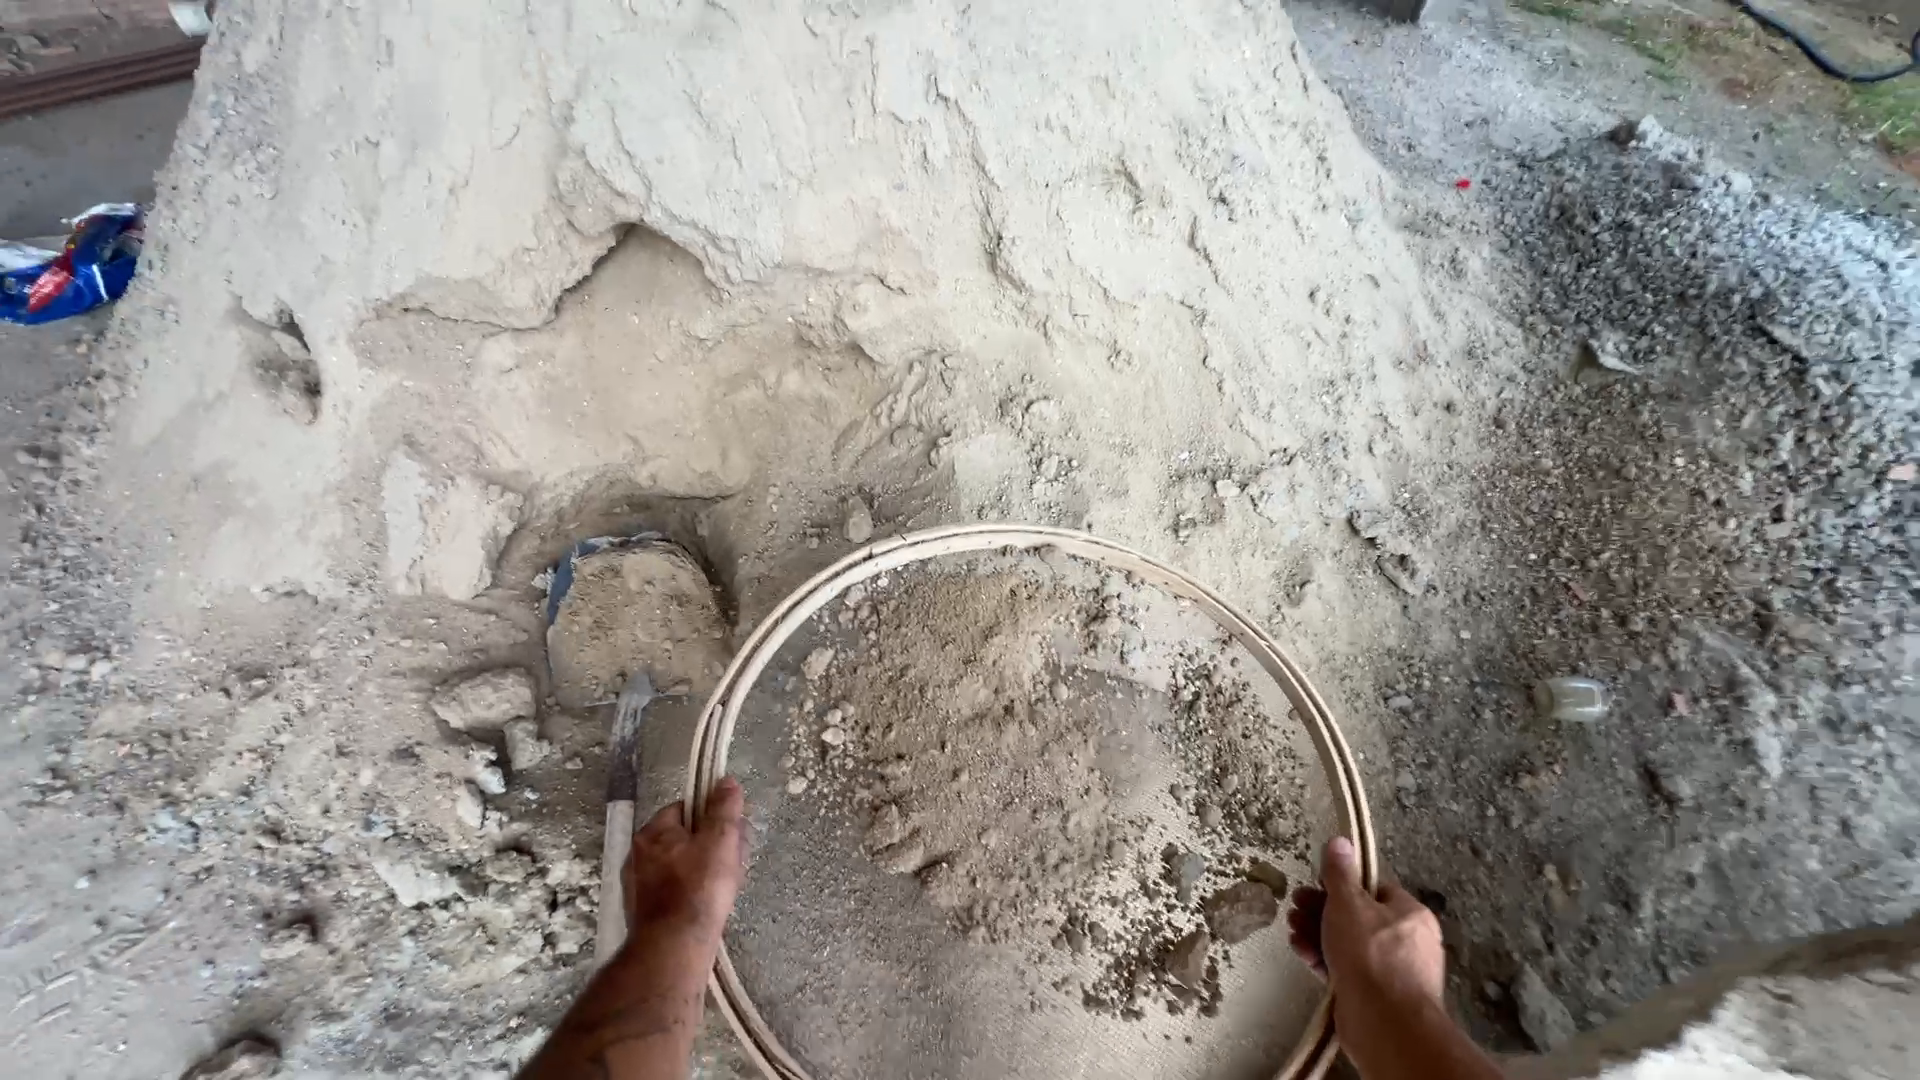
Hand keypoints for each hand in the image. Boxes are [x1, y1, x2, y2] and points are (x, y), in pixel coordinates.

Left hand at [517, 780, 748, 1079]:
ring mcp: (636, 887)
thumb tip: (725, 781)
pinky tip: (708, 905)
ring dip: (703, 869)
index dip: (711, 816)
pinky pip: (672, 891)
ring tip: (725, 886)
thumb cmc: (699, 889)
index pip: (685, 808)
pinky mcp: (642, 914)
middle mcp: (637, 856)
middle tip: (732, 861)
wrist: (673, 950)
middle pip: (682, 837)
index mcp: (652, 833)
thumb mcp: (721, 839)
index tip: (730, 831)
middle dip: (710, 845)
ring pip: (678, 865)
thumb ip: (724, 807)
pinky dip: (690, 893)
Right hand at [1287, 835, 1443, 1010]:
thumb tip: (1340, 840)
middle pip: (1356, 915)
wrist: (1385, 1023)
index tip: (1315, 884)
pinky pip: (1346, 967)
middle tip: (1295, 905)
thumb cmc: (1370, 954)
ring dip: (1316, 932)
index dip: (1341, 884)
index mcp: (1409, 914)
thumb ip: (1340, 872)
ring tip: (1292, 929)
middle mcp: (1406, 941)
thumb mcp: (1348, 903)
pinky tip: (1302, 952)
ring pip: (1347, 942)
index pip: (1373, 888)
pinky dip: (1323, 958)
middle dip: (1320, 909)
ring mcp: (1391, 970)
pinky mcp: (1374, 994)